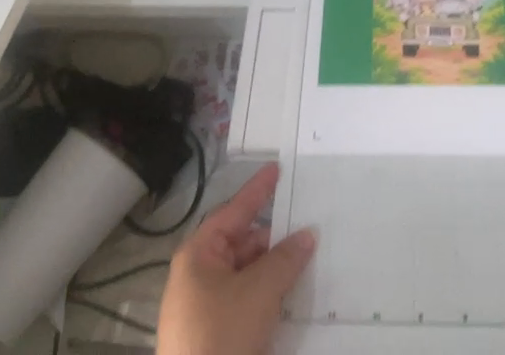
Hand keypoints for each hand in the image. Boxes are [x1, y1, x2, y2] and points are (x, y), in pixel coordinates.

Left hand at [157, 162, 316, 354]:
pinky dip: (267, 294)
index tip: (277, 169)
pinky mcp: (213, 335)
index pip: (233, 212)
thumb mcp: (260, 290)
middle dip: (274, 237)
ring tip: (307, 261)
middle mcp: (197, 276)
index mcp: (198, 255)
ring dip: (273, 268)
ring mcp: (203, 308)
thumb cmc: (222, 334)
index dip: (257, 190)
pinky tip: (291, 296)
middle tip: (308, 226)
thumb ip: (286, 258)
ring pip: (246, 275)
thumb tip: (307, 234)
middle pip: (241, 244)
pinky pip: (245, 301)